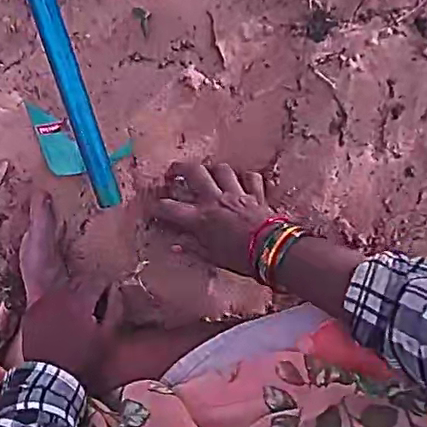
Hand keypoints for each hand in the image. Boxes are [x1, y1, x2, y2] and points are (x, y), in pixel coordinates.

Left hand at [19, 274, 127, 394]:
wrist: (50, 378)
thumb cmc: (83, 360)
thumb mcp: (106, 337)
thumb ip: (113, 309)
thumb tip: (114, 290)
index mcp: (79, 299)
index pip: (97, 279)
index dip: (107, 285)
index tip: (110, 292)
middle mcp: (58, 295)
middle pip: (78, 281)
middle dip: (89, 288)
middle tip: (96, 301)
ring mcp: (41, 303)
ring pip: (60, 288)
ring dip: (72, 295)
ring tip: (79, 311)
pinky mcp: (30, 312)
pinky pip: (46, 301)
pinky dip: (55, 305)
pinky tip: (61, 318)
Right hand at [152, 161, 276, 276]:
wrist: (275, 251)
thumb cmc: (240, 258)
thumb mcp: (212, 257)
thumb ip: (192, 247)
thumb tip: (176, 246)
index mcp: (200, 218)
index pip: (169, 207)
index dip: (156, 206)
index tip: (151, 207)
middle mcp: (215, 200)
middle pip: (194, 172)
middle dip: (180, 168)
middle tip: (174, 172)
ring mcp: (237, 194)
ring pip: (221, 170)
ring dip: (213, 171)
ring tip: (209, 175)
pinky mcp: (256, 194)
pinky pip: (251, 178)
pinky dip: (246, 178)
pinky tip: (242, 182)